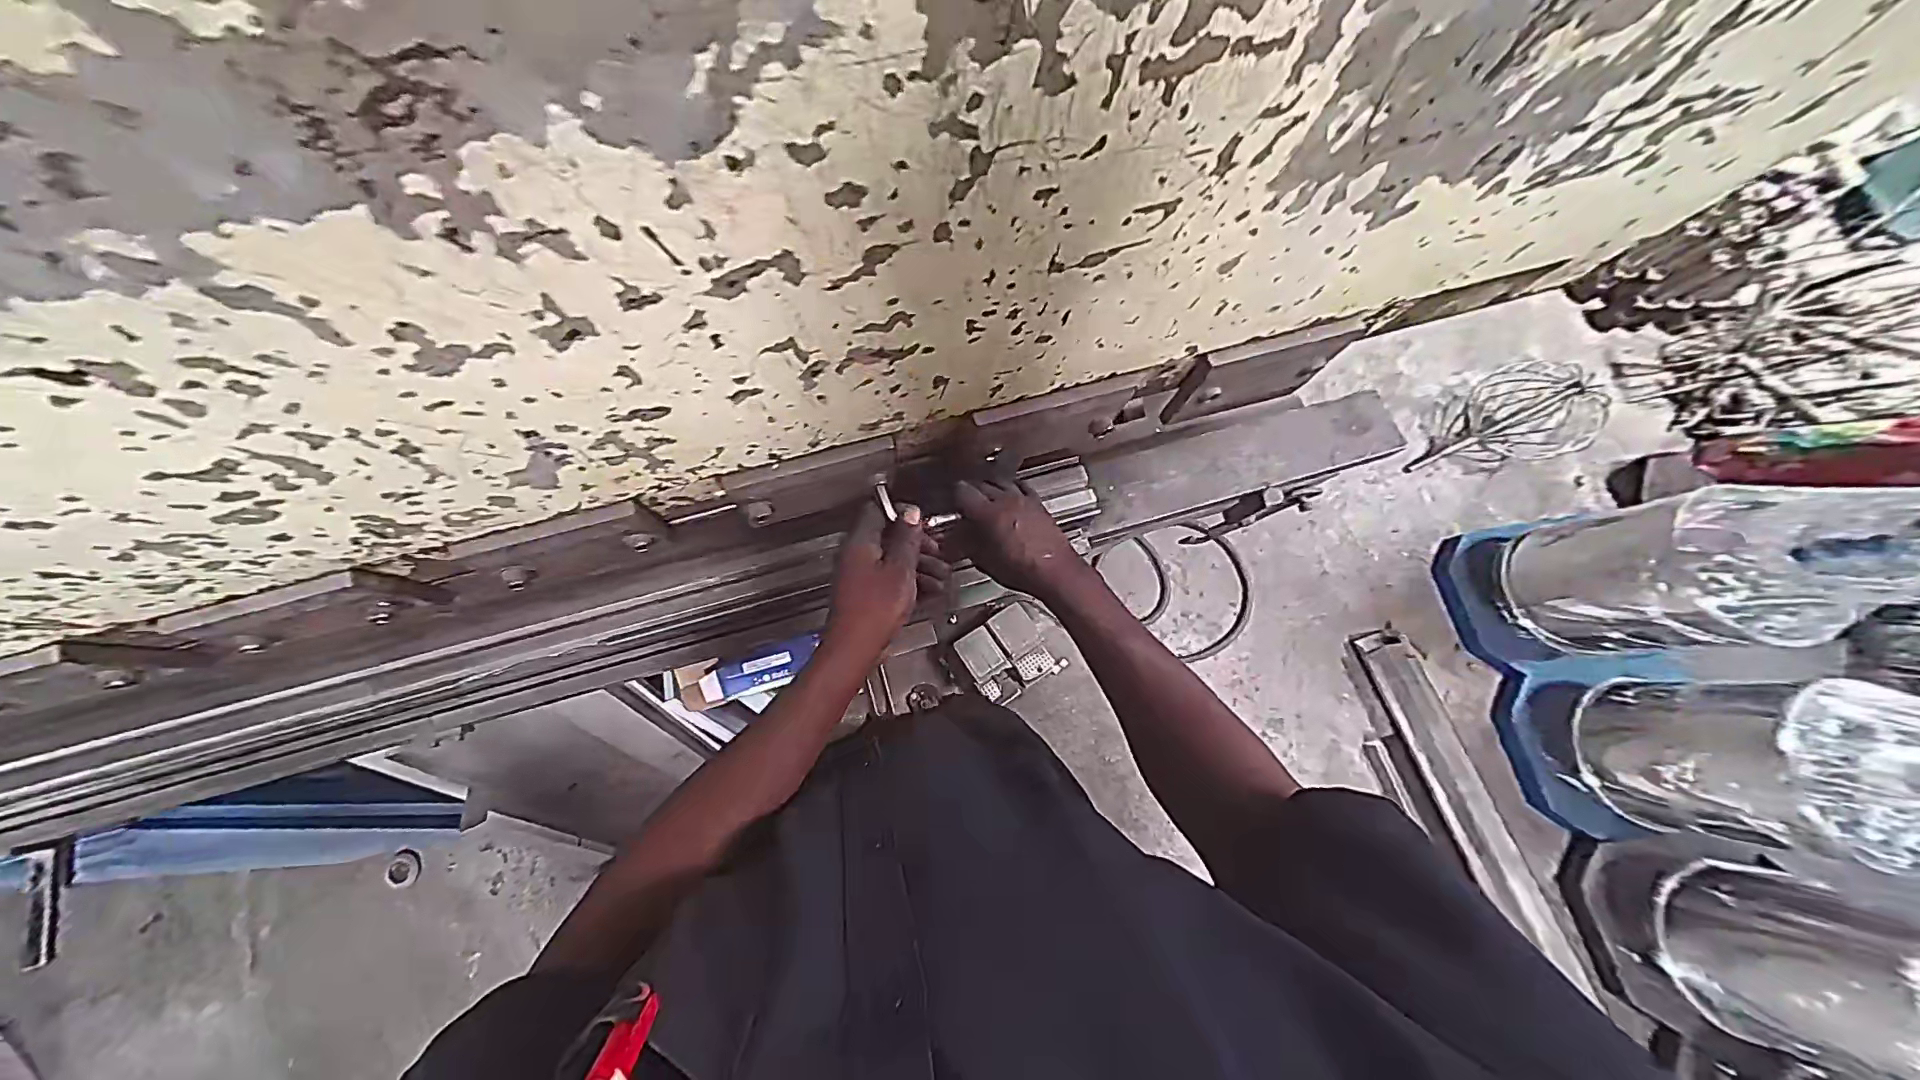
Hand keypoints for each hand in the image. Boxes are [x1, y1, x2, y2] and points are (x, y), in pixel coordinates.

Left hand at [825, 501, 950, 652]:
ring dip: (917, 563)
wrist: (856, 647)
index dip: (902, 512)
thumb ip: (907, 539)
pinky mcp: (865, 593)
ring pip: (891, 558)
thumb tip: (911, 514)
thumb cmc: (872, 612)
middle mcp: (855, 555)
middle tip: (933, 549)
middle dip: (915, 542)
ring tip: (938, 574)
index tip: (921, 521)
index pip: (878, 509)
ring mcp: (859, 575)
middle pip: (887, 535)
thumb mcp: (900, 569)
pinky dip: (908, 581)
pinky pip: (889, 578)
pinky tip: (926, 590)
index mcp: (860, 542)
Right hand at [953, 477, 1089, 600]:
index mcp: (988, 513)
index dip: (953, 497)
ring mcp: (1023, 500)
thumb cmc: (1024, 569)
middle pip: (980, 484)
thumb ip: (967, 545)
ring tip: (984, 496)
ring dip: (989, 486)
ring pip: (1000, 481)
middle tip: (964, 503)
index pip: (962, 492)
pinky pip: (1021, 486)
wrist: (1055, 571)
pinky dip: (1011, 487)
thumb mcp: (985, 561)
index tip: (951, 504)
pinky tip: (1010, 493)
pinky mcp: (1038, 504)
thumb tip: (957, 540)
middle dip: (969, 492)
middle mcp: (1006, 500)